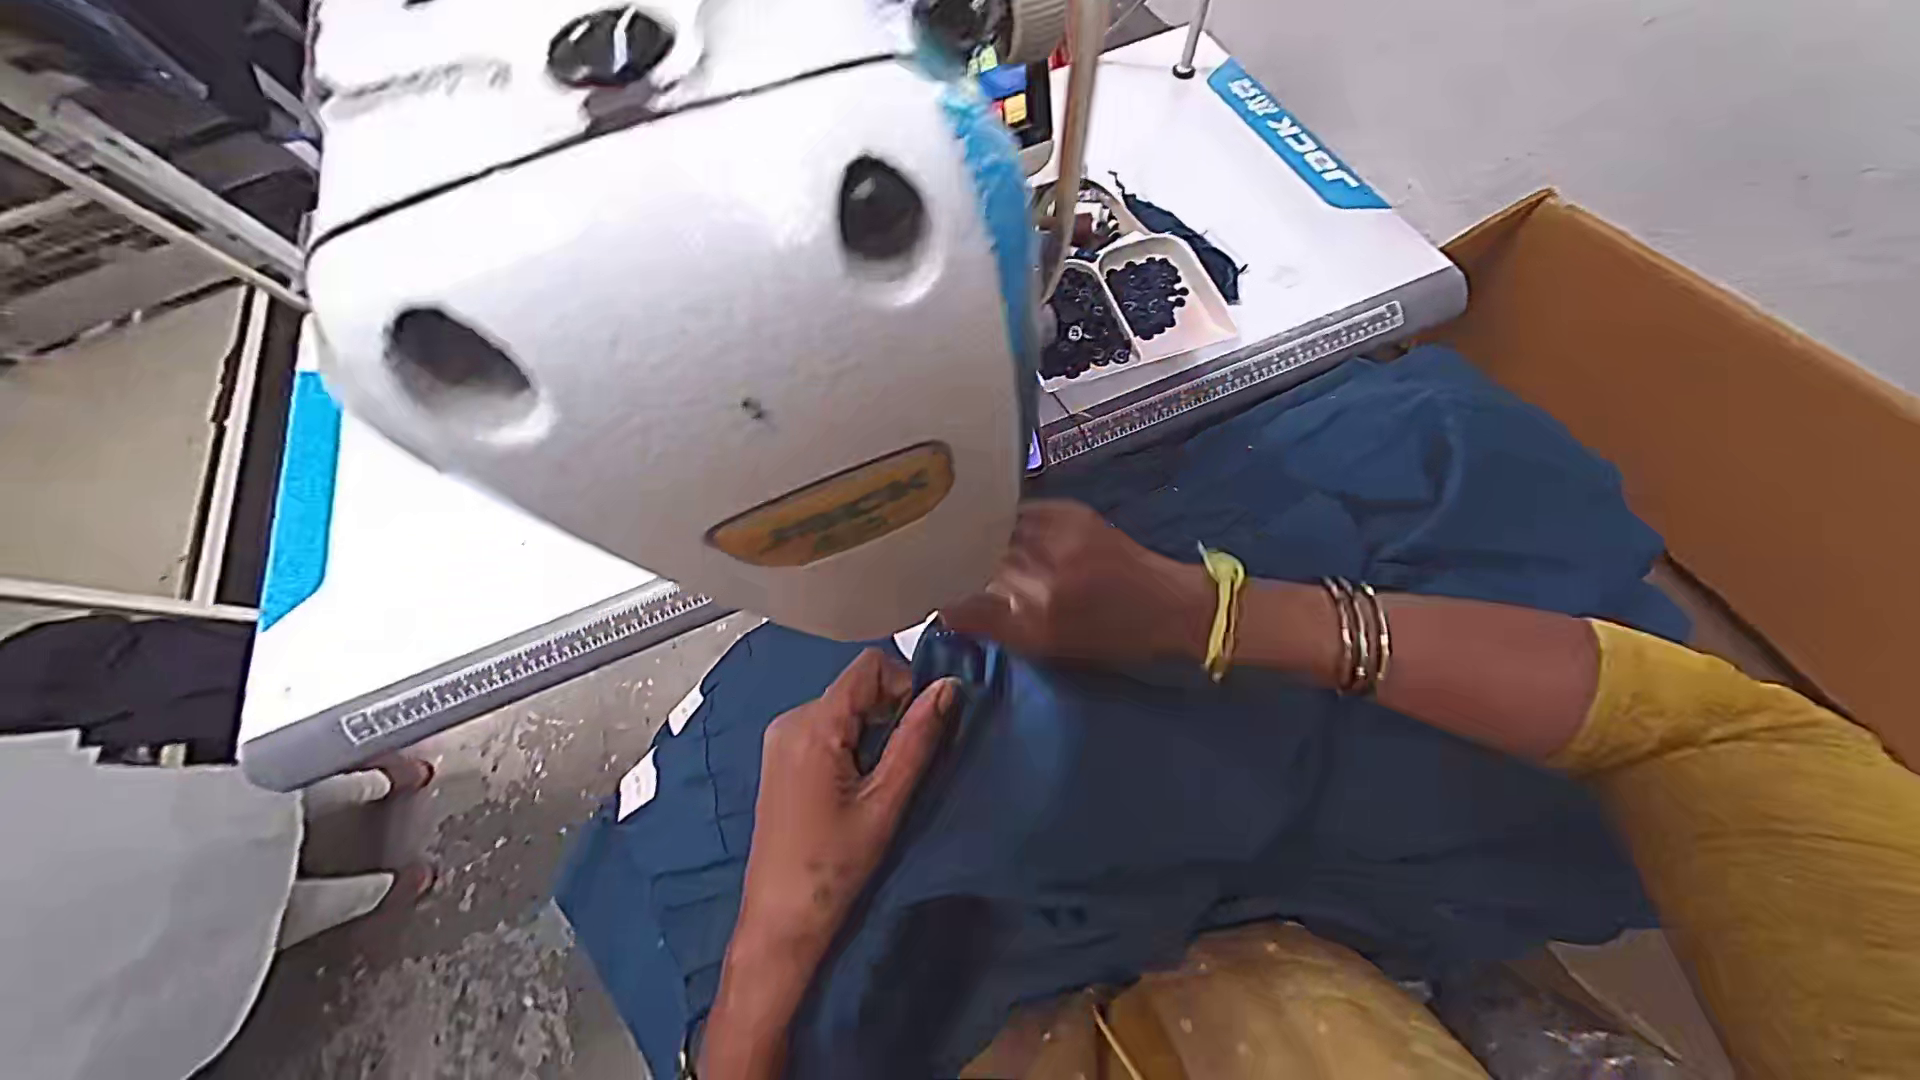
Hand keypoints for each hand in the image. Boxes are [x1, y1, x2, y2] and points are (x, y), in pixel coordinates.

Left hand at [704, 651, 957, 1079]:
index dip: (904, 683)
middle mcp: (791, 719)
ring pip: (845, 704)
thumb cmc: (835, 866)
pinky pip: (827, 724)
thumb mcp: (886, 800)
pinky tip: (858, 782)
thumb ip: (918, 737)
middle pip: (857, 685)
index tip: (921, 725)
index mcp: (814, 724)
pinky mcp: (781, 755)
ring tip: (881, 777)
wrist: (780, 922)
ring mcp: (781, 737)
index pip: (869, 666)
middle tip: (904, 760)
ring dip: (874, 727)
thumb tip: (949, 686)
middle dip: (890, 709)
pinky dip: (853, 739)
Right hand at [943, 499, 1215, 664]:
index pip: (969, 584)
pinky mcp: (1071, 510)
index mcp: (1038, 604)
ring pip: (997, 526)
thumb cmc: (1110, 636)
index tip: (932, 585)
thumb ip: (991, 625)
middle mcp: (1045, 561)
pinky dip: (1007, 522)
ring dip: (980, 535)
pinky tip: (1002, 529)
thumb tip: (942, 609)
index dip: (946, 582)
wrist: (1168, 605)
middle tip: (946, 563)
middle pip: (979, 550)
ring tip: (968, 544)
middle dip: (960, 556)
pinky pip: (1022, 511)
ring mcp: (1058, 529)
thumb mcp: (1048, 645)